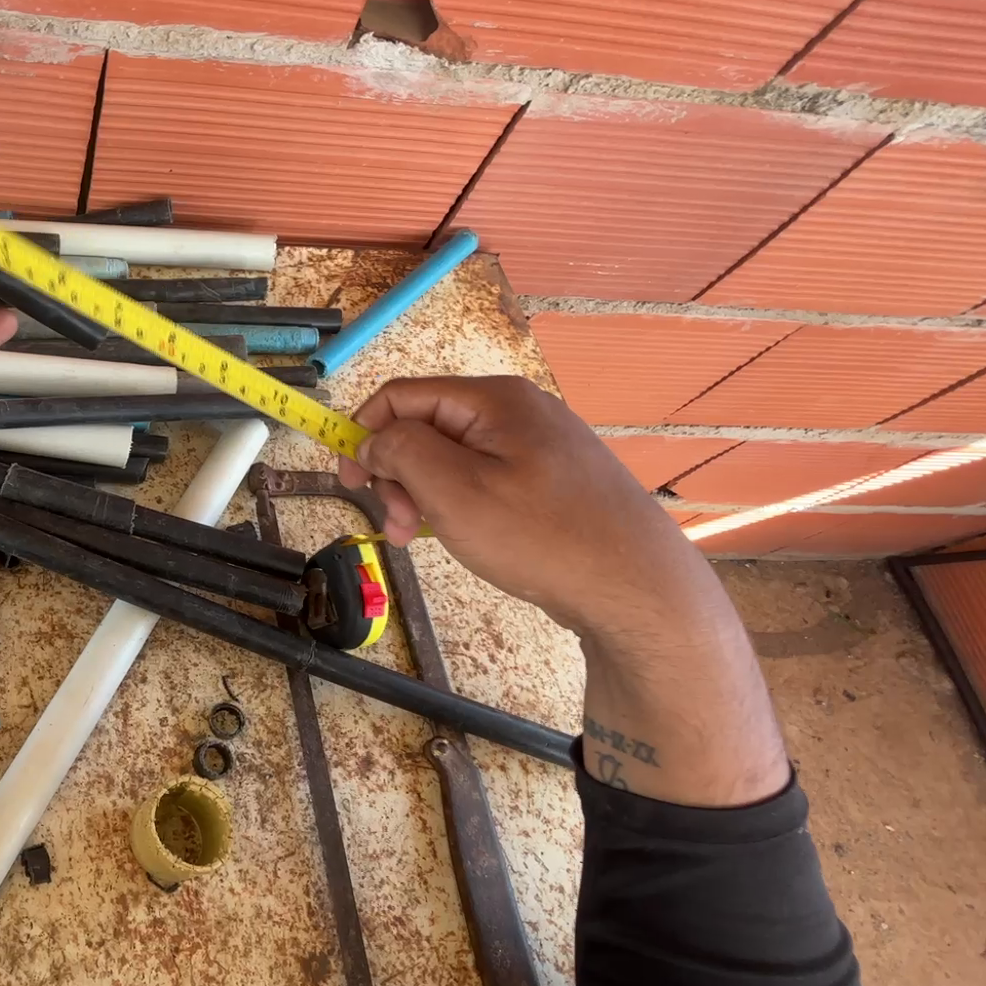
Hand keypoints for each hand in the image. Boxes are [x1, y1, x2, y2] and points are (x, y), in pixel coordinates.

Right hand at [342, 376, 788, 805]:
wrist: (637, 590)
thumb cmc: (539, 536)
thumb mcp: (453, 490)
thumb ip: (400, 450)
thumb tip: (373, 438)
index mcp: (493, 399)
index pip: (400, 396)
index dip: (362, 433)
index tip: (348, 481)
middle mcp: (515, 410)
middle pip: (425, 426)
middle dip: (395, 473)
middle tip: (392, 526)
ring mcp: (536, 443)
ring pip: (449, 456)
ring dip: (419, 493)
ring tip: (416, 538)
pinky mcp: (549, 477)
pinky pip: (480, 476)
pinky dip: (454, 502)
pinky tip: (459, 534)